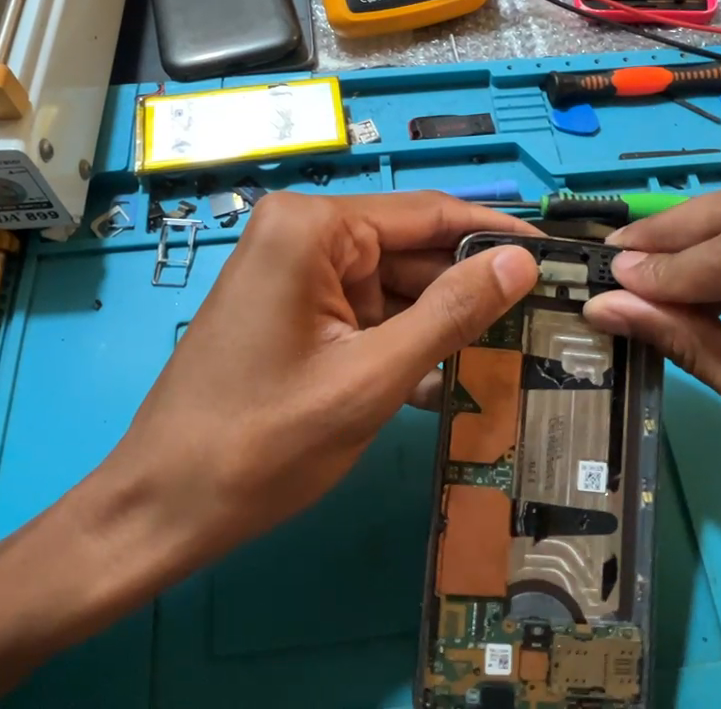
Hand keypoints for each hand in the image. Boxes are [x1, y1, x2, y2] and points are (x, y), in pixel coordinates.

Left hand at [94, 192, 539, 563]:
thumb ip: (451, 314)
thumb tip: (520, 260)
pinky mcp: (293, 313)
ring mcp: (294, 275)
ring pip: (393, 288)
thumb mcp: (371, 379)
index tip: (558, 252)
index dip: (496, 234)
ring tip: (514, 350)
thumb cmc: (261, 443)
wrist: (163, 506)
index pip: (428, 214)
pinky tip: (450, 380)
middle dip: (470, 287)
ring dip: (440, 324)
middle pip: (410, 251)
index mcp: (312, 228)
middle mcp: (302, 235)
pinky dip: (403, 345)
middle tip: (546, 315)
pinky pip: (365, 316)